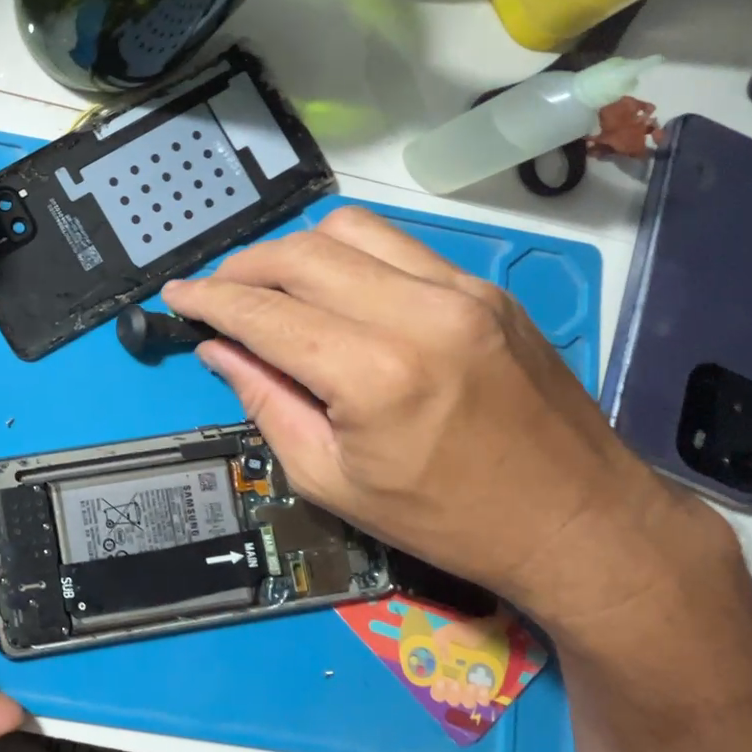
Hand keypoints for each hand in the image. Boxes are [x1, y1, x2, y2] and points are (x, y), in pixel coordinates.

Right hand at [161, 206, 720, 625]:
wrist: (579, 522)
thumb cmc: (442, 518)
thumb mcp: (327, 477)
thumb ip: (265, 401)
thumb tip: (218, 350)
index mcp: (373, 374)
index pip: (264, 312)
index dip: (207, 300)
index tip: (173, 297)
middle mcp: (418, 313)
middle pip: (301, 253)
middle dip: (240, 268)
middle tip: (212, 295)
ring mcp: (461, 292)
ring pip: (348, 229)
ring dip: (292, 252)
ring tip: (268, 287)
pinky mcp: (486, 290)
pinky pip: (395, 245)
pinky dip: (345, 256)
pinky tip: (331, 292)